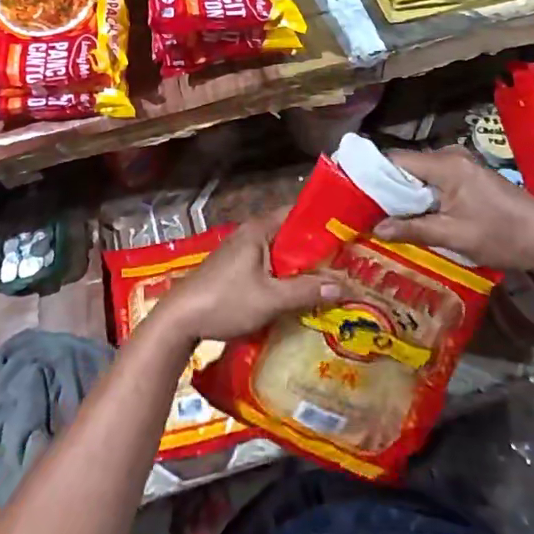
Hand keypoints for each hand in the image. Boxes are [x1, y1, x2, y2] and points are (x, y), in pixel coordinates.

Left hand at [147, 209, 338, 345]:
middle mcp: (250, 235)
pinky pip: (270, 268)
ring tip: (335, 283)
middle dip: (317, 252)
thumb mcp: (271, 299)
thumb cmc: (226, 301)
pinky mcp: (238, 271)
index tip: (350, 236)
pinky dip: (287, 278)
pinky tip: (304, 296)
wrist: (182, 318)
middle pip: (291, 237)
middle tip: (351, 266)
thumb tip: (344, 286)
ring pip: (281, 255)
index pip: (296, 215)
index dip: (323, 224)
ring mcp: (242, 253)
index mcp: (258, 231)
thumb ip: (306, 290)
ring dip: (303, 268)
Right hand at [373, 146, 533, 273]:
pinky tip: (410, 214)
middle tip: (361, 206)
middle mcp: (450, 157)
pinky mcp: (469, 177)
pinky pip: (432, 180)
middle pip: (404, 165)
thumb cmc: (503, 236)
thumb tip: (375, 228)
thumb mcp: (454, 236)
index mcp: (445, 165)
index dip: (370, 172)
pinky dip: (419, 195)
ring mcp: (461, 166)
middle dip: (383, 185)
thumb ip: (413, 229)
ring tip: (380, 212)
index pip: (394, 159)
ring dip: (402, 193)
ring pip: (417, 174)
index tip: (350, 189)